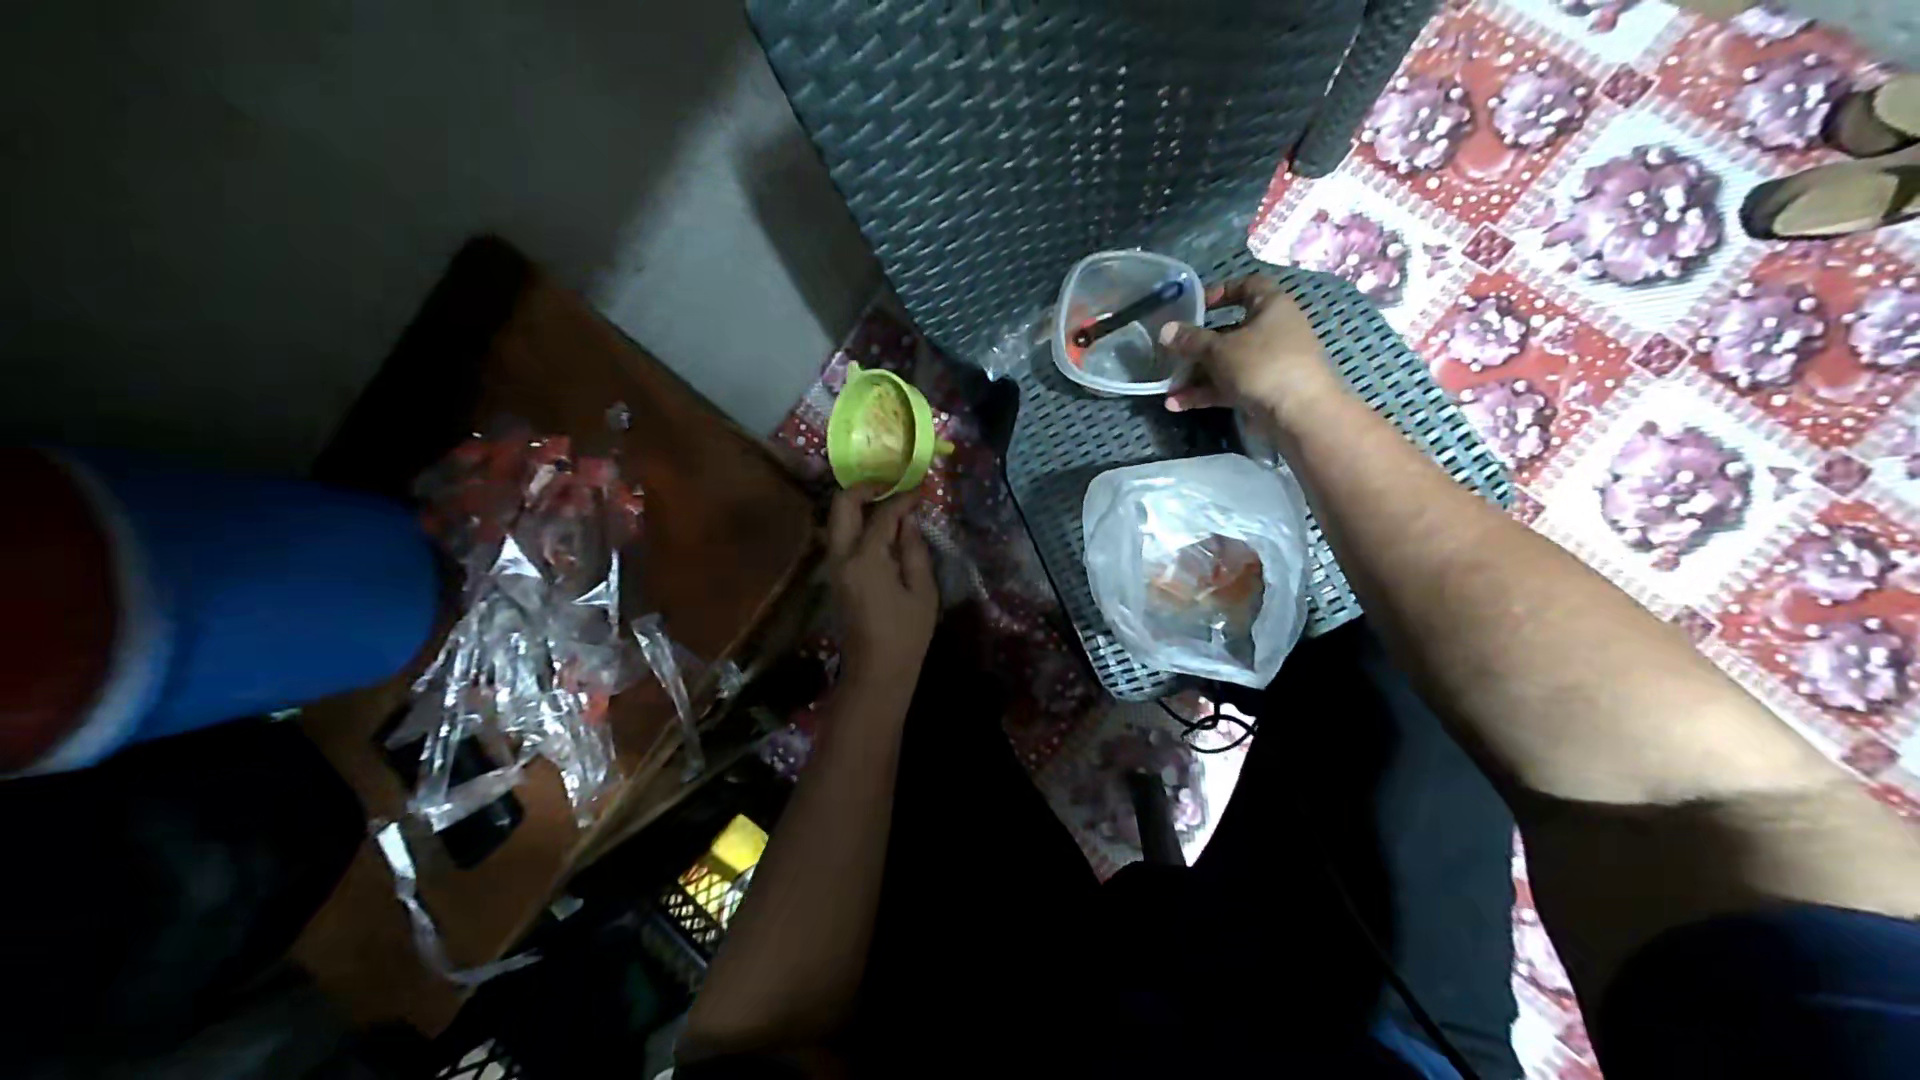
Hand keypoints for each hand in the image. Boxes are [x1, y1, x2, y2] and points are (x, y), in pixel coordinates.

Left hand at [827, 486, 938, 684]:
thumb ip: (914, 550)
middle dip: (866, 488)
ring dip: (858, 504)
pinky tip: (881, 527)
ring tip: (889, 502)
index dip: (903, 499)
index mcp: (865, 560)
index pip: (882, 515)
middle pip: (842, 505)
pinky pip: (841, 537)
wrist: (876, 672)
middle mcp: (841, 557)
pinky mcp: (835, 577)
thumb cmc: (906, 635)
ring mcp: (833, 567)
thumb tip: (909, 520)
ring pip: (837, 520)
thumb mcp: (922, 591)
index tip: (921, 490)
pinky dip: (857, 523)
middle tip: (892, 484)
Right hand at [1158, 274, 1344, 423]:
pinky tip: (1177, 404)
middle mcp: (1271, 331)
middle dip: (1197, 346)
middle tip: (1172, 354)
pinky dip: (1205, 393)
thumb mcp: (1220, 349)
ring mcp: (1267, 363)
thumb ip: (1190, 340)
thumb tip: (1165, 330)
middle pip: (1228, 332)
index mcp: (1270, 307)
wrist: (1299, 413)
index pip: (1248, 286)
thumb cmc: (1262, 365)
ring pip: (1225, 364)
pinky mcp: (1261, 390)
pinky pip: (1228, 386)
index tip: (1196, 305)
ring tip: (1168, 388)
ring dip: (1195, 376)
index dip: (1221, 291)